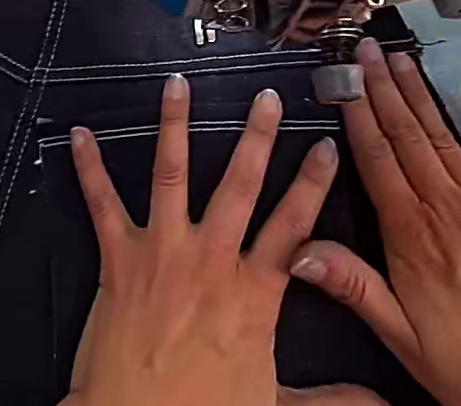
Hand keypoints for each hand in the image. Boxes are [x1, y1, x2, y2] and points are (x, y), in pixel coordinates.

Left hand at [62, 74, 383, 405]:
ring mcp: (162, 252)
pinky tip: (81, 138)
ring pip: (171, 173)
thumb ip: (331, 399)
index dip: (313, 184)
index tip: (326, 147)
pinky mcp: (119, 260)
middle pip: (239, 184)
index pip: (293, 225)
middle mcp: (208, 259)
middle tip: (267, 100)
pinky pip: (102, 205)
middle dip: (257, 137)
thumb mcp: (274, 405)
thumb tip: (379, 401)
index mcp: (249, 290)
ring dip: (175, 125)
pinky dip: (90, 169)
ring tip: (178, 86)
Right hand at [291, 41, 460, 405]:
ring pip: (443, 134)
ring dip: (419, 93)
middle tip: (368, 52)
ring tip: (401, 60)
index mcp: (414, 235)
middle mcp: (447, 206)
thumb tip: (301, 251)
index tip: (345, 80)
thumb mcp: (403, 338)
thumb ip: (353, 286)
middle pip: (406, 134)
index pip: (376, 157)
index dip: (358, 113)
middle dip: (383, 87)